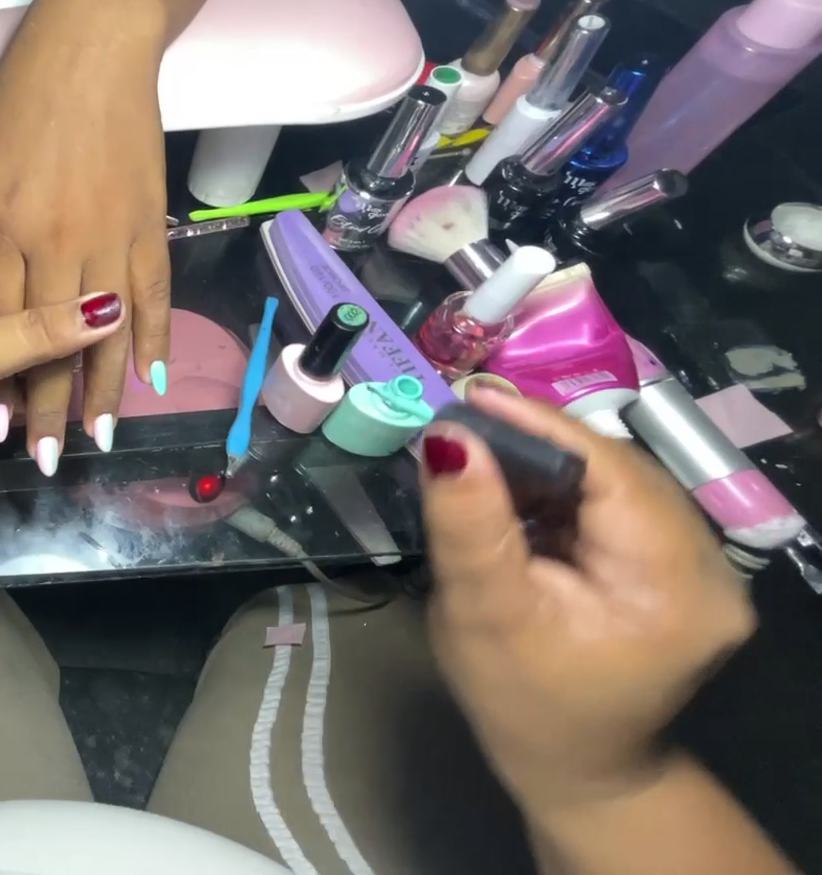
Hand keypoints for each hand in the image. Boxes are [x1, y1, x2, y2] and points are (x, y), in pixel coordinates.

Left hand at [0, 0, 171, 472]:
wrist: (91, 45)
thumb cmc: (14, 102)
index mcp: (2, 230)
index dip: (0, 375)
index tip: (3, 424)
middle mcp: (55, 242)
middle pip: (51, 340)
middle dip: (53, 403)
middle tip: (55, 454)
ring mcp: (108, 234)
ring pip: (106, 330)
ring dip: (105, 388)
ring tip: (102, 435)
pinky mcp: (148, 223)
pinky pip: (152, 292)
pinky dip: (153, 337)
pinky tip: (150, 377)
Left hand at [0, 263, 123, 517]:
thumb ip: (37, 331)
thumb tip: (113, 305)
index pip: (21, 264)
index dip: (65, 273)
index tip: (118, 278)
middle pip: (34, 313)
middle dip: (67, 332)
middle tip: (120, 340)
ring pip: (35, 355)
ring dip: (59, 372)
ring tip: (103, 378)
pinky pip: (28, 390)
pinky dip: (46, 399)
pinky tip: (78, 405)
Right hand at [419, 389, 754, 814]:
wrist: (567, 757)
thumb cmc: (518, 689)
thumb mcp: (481, 606)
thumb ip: (467, 521)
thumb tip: (446, 436)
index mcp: (674, 587)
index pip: (616, 475)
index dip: (544, 426)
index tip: (470, 397)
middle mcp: (707, 571)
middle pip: (622, 473)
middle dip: (539, 439)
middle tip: (461, 418)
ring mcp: (692, 570)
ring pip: (614, 483)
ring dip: (542, 459)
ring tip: (475, 445)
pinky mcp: (664, 570)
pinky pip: (608, 505)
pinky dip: (553, 485)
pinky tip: (508, 486)